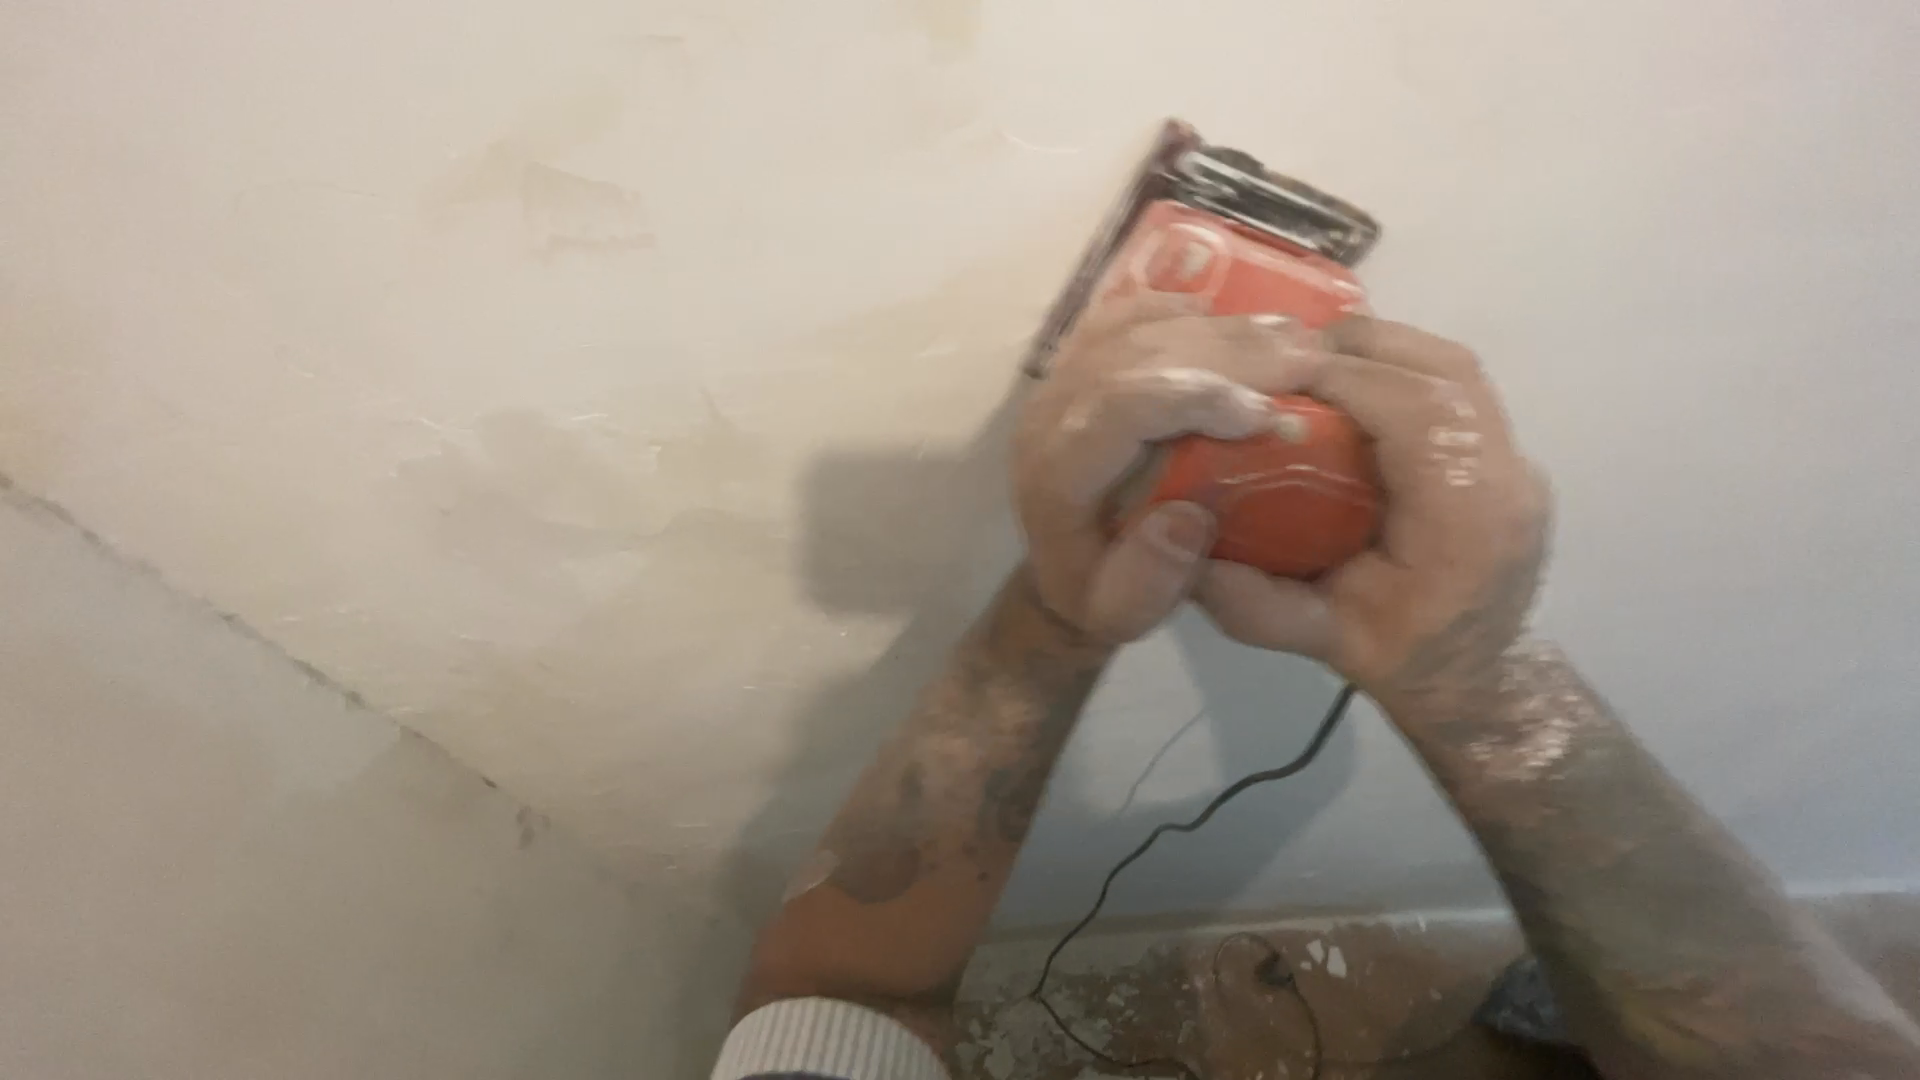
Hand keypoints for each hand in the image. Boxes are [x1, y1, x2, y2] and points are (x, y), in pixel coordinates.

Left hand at [1013, 299, 1319, 642]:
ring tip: (1297, 338)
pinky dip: (1189, 310)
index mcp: (1055, 472)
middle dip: (1229, 352)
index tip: (1266, 414)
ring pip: (1140, 327)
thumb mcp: (1121, 612)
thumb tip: (1189, 515)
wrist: (1064, 563)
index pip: (1118, 408)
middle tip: (1311, 359)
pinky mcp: (1079, 363)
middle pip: (1137, 354)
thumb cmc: (1097, 592)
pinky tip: (1241, 321)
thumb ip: (1149, 578)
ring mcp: (1061, 380)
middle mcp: (1051, 413)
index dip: (1194, 398)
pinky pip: (1131, 315)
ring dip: (1223, 327)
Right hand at [1195, 317, 1551, 709]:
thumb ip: (1252, 604)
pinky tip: (1349, 381)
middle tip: (1284, 354)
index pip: (1417, 411)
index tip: (1276, 370)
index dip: (1346, 376)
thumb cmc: (1400, 658)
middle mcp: (1506, 477)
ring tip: (1311, 359)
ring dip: (1381, 349)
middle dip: (1360, 346)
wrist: (1475, 675)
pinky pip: (1455, 387)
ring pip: (1456, 369)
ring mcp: (1516, 461)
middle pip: (1445, 370)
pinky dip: (1399, 367)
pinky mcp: (1503, 454)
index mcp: (1466, 520)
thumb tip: (1184, 549)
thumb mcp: (1319, 640)